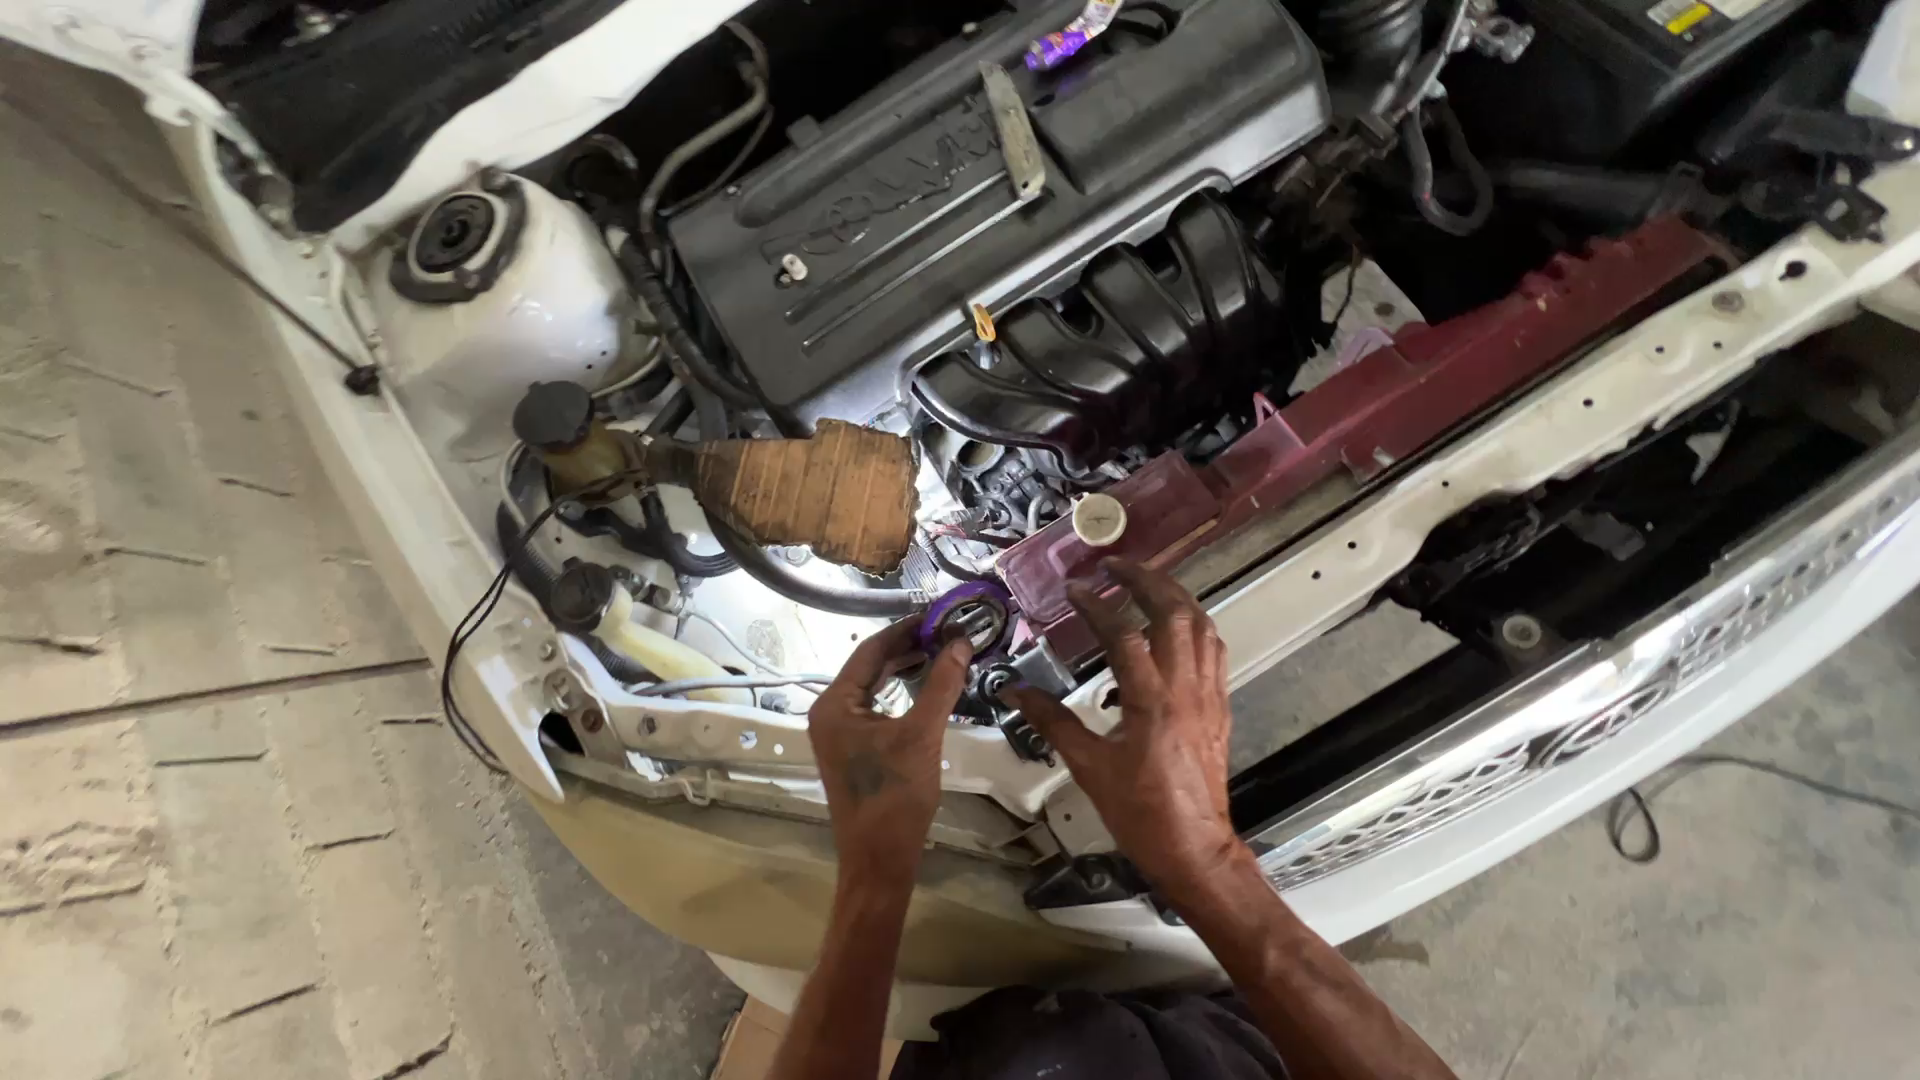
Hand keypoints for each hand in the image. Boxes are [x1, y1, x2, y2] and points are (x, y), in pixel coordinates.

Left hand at [808, 620, 972, 889]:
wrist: (879, 859)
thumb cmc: (896, 797)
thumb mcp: (922, 735)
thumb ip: (941, 684)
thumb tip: (961, 642)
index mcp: (834, 704)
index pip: (869, 650)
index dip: (904, 629)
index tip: (937, 615)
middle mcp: (828, 711)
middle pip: (869, 665)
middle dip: (906, 646)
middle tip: (944, 631)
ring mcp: (837, 730)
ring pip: (872, 685)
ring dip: (902, 667)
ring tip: (939, 650)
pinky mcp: (850, 746)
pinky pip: (873, 705)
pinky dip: (898, 691)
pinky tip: (922, 683)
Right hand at [1006, 558, 1243, 897]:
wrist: (1194, 848)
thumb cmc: (1139, 811)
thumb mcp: (1088, 767)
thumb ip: (1052, 722)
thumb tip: (1016, 694)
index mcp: (1151, 702)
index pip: (1125, 635)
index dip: (1098, 606)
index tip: (1076, 589)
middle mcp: (1186, 689)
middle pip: (1175, 614)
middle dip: (1147, 580)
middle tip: (1117, 565)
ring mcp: (1208, 695)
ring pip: (1202, 626)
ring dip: (1175, 595)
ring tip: (1147, 581)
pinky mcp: (1219, 706)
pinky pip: (1215, 650)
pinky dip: (1196, 624)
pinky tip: (1176, 623)